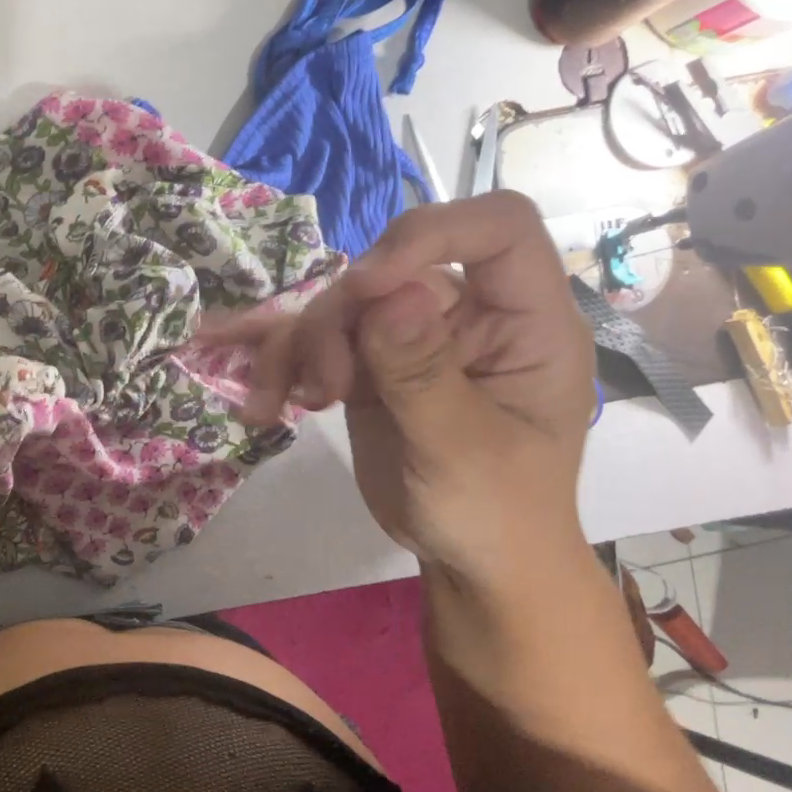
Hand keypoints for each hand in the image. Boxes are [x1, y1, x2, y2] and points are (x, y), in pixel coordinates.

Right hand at [196, 192, 595, 577]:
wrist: (469, 561)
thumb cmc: (495, 511)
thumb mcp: (463, 451)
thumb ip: (425, 374)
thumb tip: (392, 297)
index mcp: (527, 322)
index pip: (496, 230)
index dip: (430, 236)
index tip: (366, 286)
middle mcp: (469, 317)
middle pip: (391, 270)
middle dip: (340, 318)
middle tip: (324, 388)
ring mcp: (413, 342)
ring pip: (341, 307)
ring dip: (301, 348)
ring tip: (292, 404)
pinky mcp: (369, 370)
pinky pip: (315, 346)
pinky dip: (282, 369)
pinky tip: (265, 406)